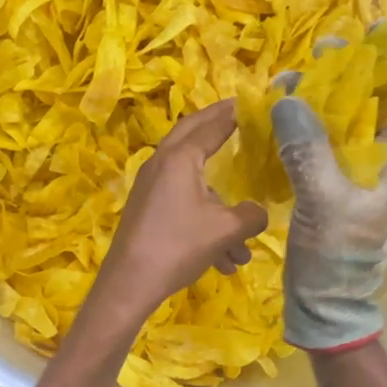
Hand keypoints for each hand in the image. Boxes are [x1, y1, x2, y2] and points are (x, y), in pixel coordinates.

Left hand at [93, 99, 268, 318]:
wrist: (128, 284)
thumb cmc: (177, 246)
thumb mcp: (225, 231)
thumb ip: (250, 216)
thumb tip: (258, 214)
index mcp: (179, 158)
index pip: (212, 125)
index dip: (234, 113)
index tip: (253, 103)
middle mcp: (161, 165)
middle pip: (193, 137)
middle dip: (218, 128)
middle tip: (239, 116)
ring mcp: (150, 189)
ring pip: (194, 188)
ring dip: (221, 211)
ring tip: (243, 245)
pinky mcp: (146, 212)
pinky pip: (183, 209)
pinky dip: (205, 227)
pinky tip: (224, 263)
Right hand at [272, 77, 386, 352]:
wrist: (321, 302)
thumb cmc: (335, 254)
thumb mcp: (325, 200)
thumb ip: (310, 150)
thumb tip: (289, 98)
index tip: (380, 32)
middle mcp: (379, 161)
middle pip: (372, 105)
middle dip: (349, 75)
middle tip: (319, 52)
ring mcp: (350, 175)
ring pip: (339, 124)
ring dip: (318, 100)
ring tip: (289, 79)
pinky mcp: (324, 188)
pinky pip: (315, 146)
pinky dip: (301, 127)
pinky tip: (280, 116)